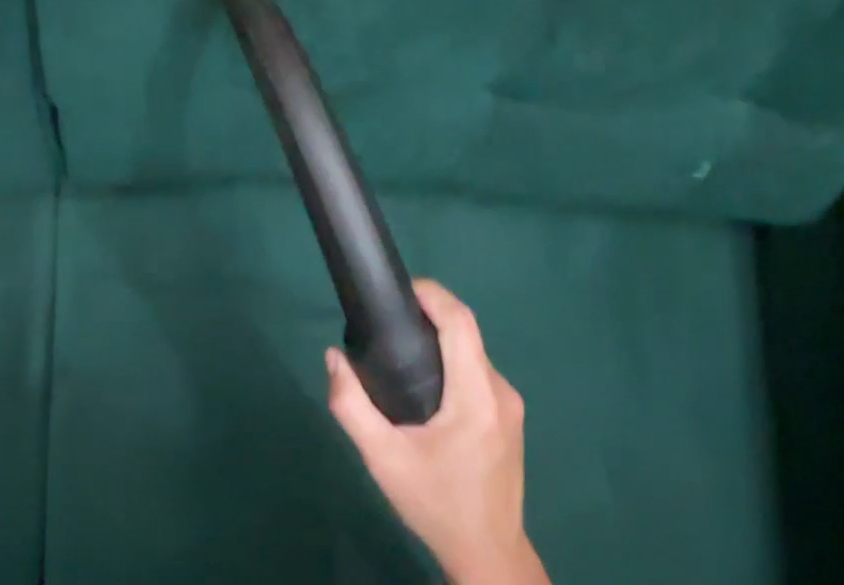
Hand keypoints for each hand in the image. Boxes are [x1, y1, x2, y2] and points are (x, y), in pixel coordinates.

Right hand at [326, 281, 548, 584]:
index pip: (461, 322)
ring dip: (439, 341)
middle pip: (466, 333)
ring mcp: (511, 405)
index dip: (432, 294)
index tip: (397, 290)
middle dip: (428, 316)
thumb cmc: (435, 504)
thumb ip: (351, 406)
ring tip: (398, 351)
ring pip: (473, 352)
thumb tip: (333, 357)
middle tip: (386, 323)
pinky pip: (478, 372)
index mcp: (476, 398)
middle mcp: (501, 392)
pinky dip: (452, 363)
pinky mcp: (510, 416)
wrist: (487, 553)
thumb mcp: (383, 459)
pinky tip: (424, 384)